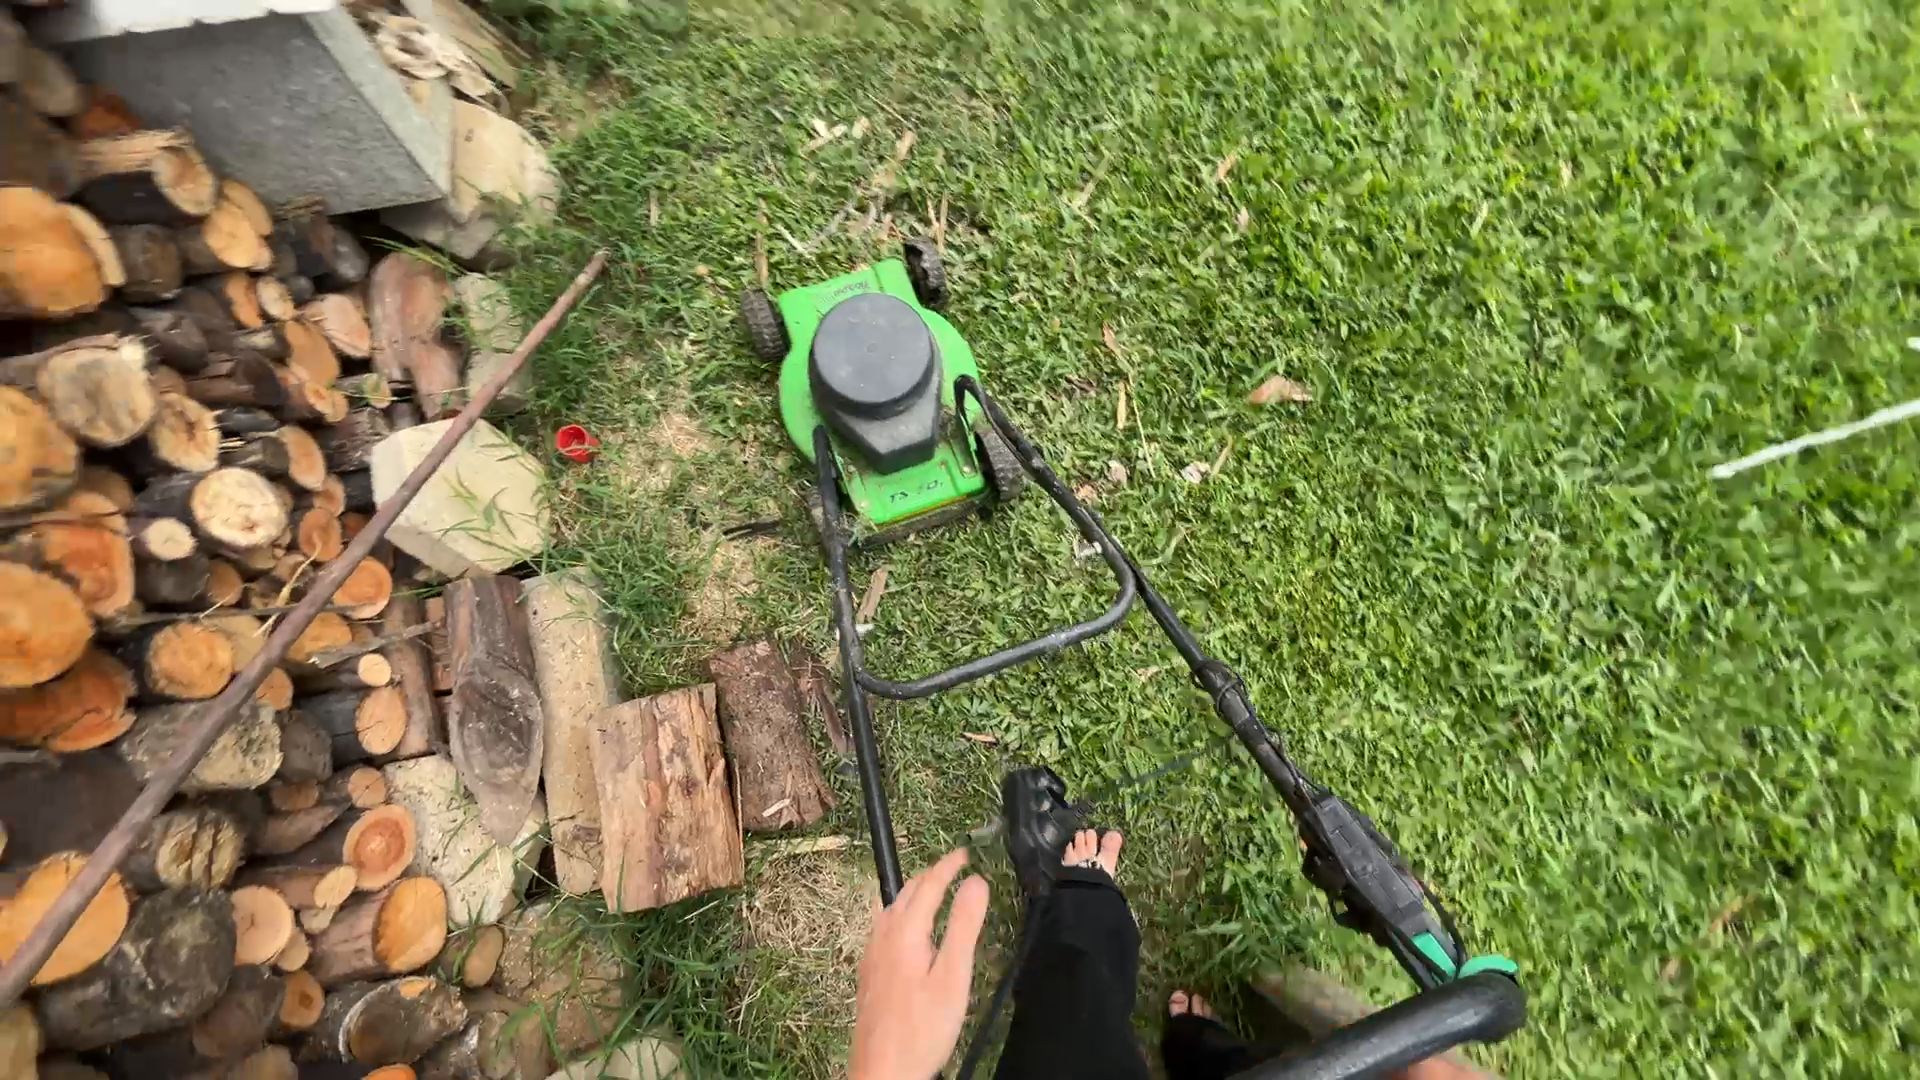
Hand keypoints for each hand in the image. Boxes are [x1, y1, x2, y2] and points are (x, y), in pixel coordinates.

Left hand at [849, 849, 990, 1079]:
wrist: (881, 1073)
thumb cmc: (923, 1027)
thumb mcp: (953, 977)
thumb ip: (964, 926)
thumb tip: (976, 881)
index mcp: (906, 930)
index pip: (930, 884)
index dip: (949, 865)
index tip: (966, 852)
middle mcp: (884, 933)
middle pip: (908, 891)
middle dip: (932, 874)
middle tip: (955, 868)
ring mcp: (872, 952)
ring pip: (894, 906)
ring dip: (916, 891)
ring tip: (936, 890)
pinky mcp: (868, 971)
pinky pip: (886, 925)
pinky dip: (903, 911)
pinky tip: (909, 930)